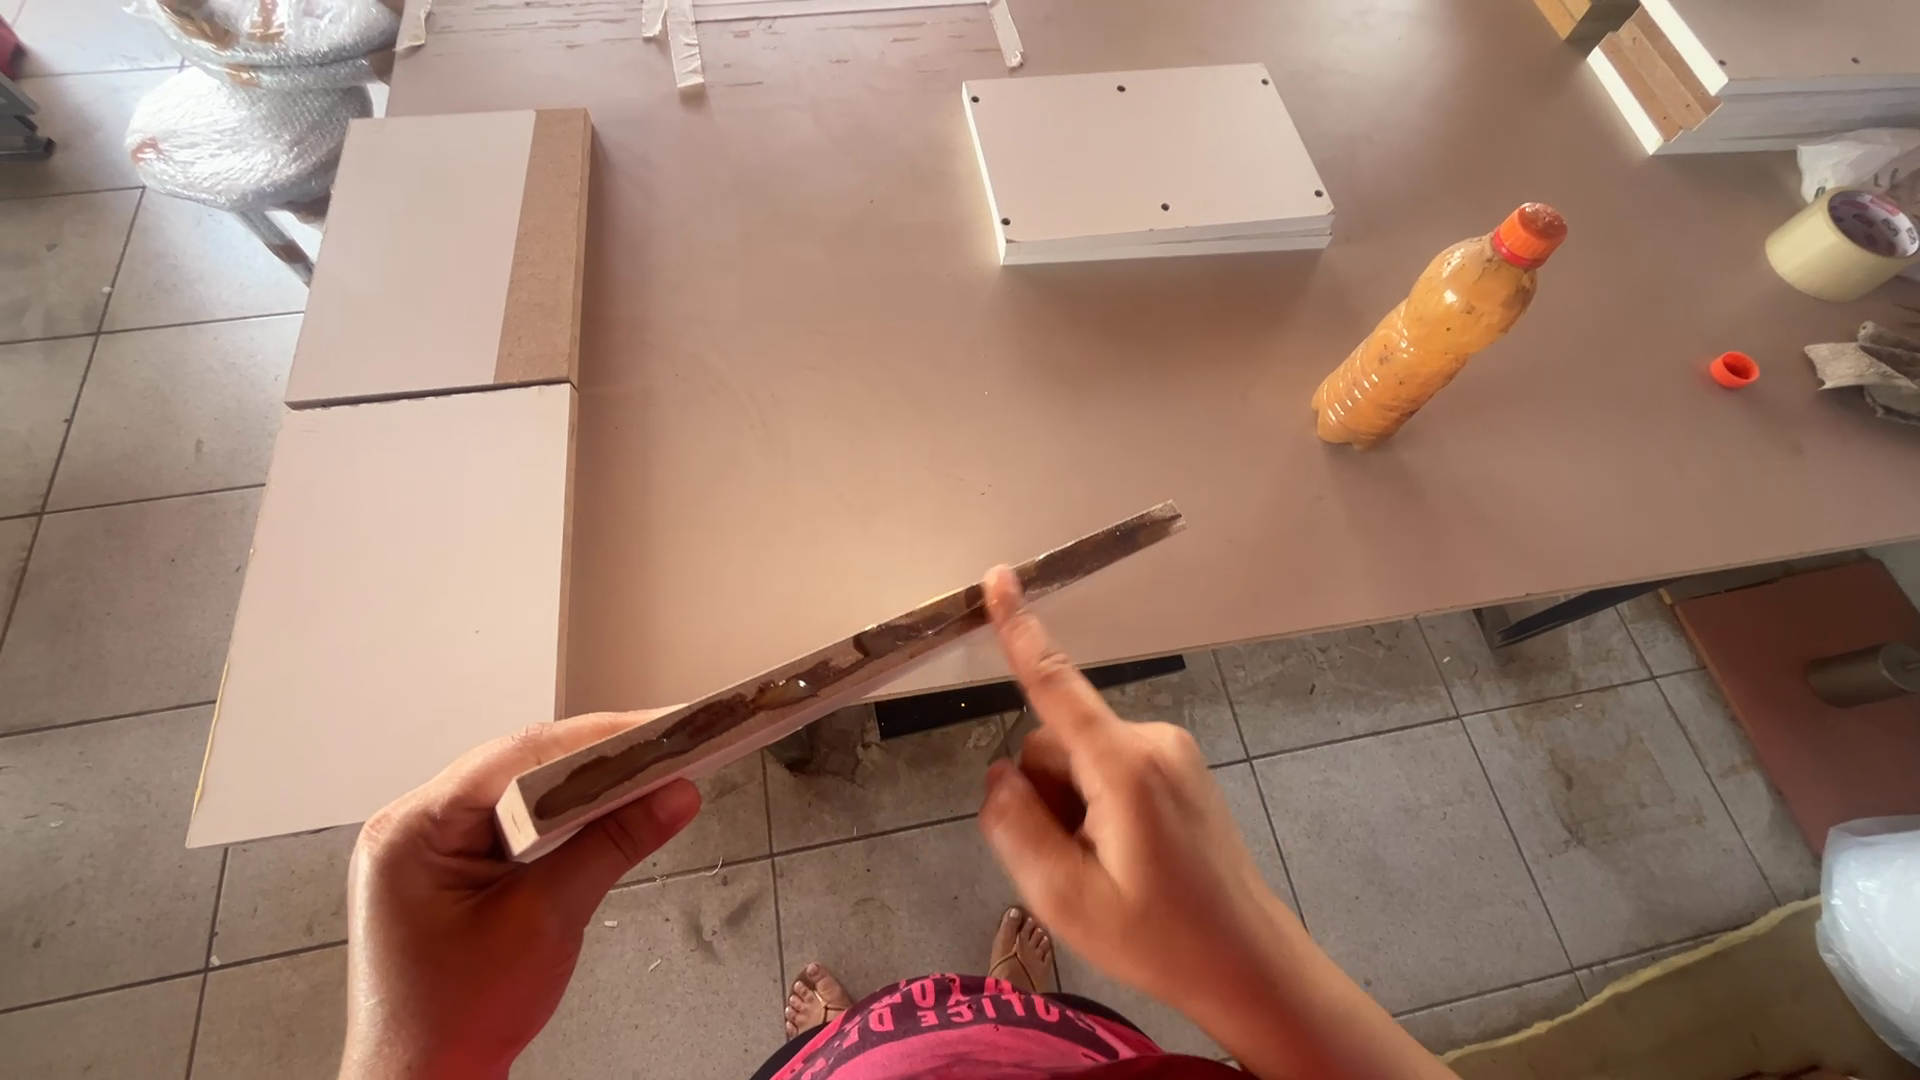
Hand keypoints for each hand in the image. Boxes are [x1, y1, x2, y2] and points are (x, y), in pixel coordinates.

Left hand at [340, 712, 700, 1079]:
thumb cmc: (455, 1017)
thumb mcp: (546, 920)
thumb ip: (614, 845)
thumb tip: (676, 794)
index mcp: (414, 829)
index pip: (520, 756)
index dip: (598, 737)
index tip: (660, 728)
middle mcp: (419, 821)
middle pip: (526, 760)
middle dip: (602, 751)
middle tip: (669, 741)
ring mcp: (438, 836)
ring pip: (530, 779)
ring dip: (593, 774)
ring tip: (653, 763)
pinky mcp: (464, 852)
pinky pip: (528, 806)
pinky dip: (578, 801)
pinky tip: (615, 798)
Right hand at [976, 566, 1450, 1079]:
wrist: (1250, 964)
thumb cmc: (1160, 940)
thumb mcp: (1065, 900)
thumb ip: (1015, 826)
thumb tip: (999, 774)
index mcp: (1123, 765)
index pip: (1055, 684)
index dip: (1020, 630)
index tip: (999, 579)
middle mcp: (1150, 737)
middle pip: (1053, 743)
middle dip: (1046, 795)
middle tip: (1074, 863)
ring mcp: (1169, 747)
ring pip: (1076, 756)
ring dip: (1070, 804)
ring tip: (1105, 863)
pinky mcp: (1177, 761)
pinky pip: (1106, 763)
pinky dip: (1096, 800)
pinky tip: (1125, 850)